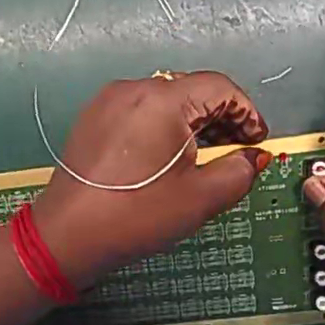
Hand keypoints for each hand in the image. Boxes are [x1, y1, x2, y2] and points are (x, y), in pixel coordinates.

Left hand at [33, 72, 269, 287]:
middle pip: (190, 91)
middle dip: (220, 118)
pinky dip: (161, 128)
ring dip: (190, 124)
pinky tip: (166, 159)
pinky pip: (138, 113)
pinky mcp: (92, 121)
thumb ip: (239, 171)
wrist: (67, 237)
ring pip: (163, 102)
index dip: (246, 113)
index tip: (257, 141)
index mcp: (161, 99)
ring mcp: (107, 104)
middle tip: (235, 151)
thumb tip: (252, 158)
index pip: (220, 87)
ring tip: (203, 158)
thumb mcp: (201, 197)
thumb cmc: (134, 216)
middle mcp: (131, 89)